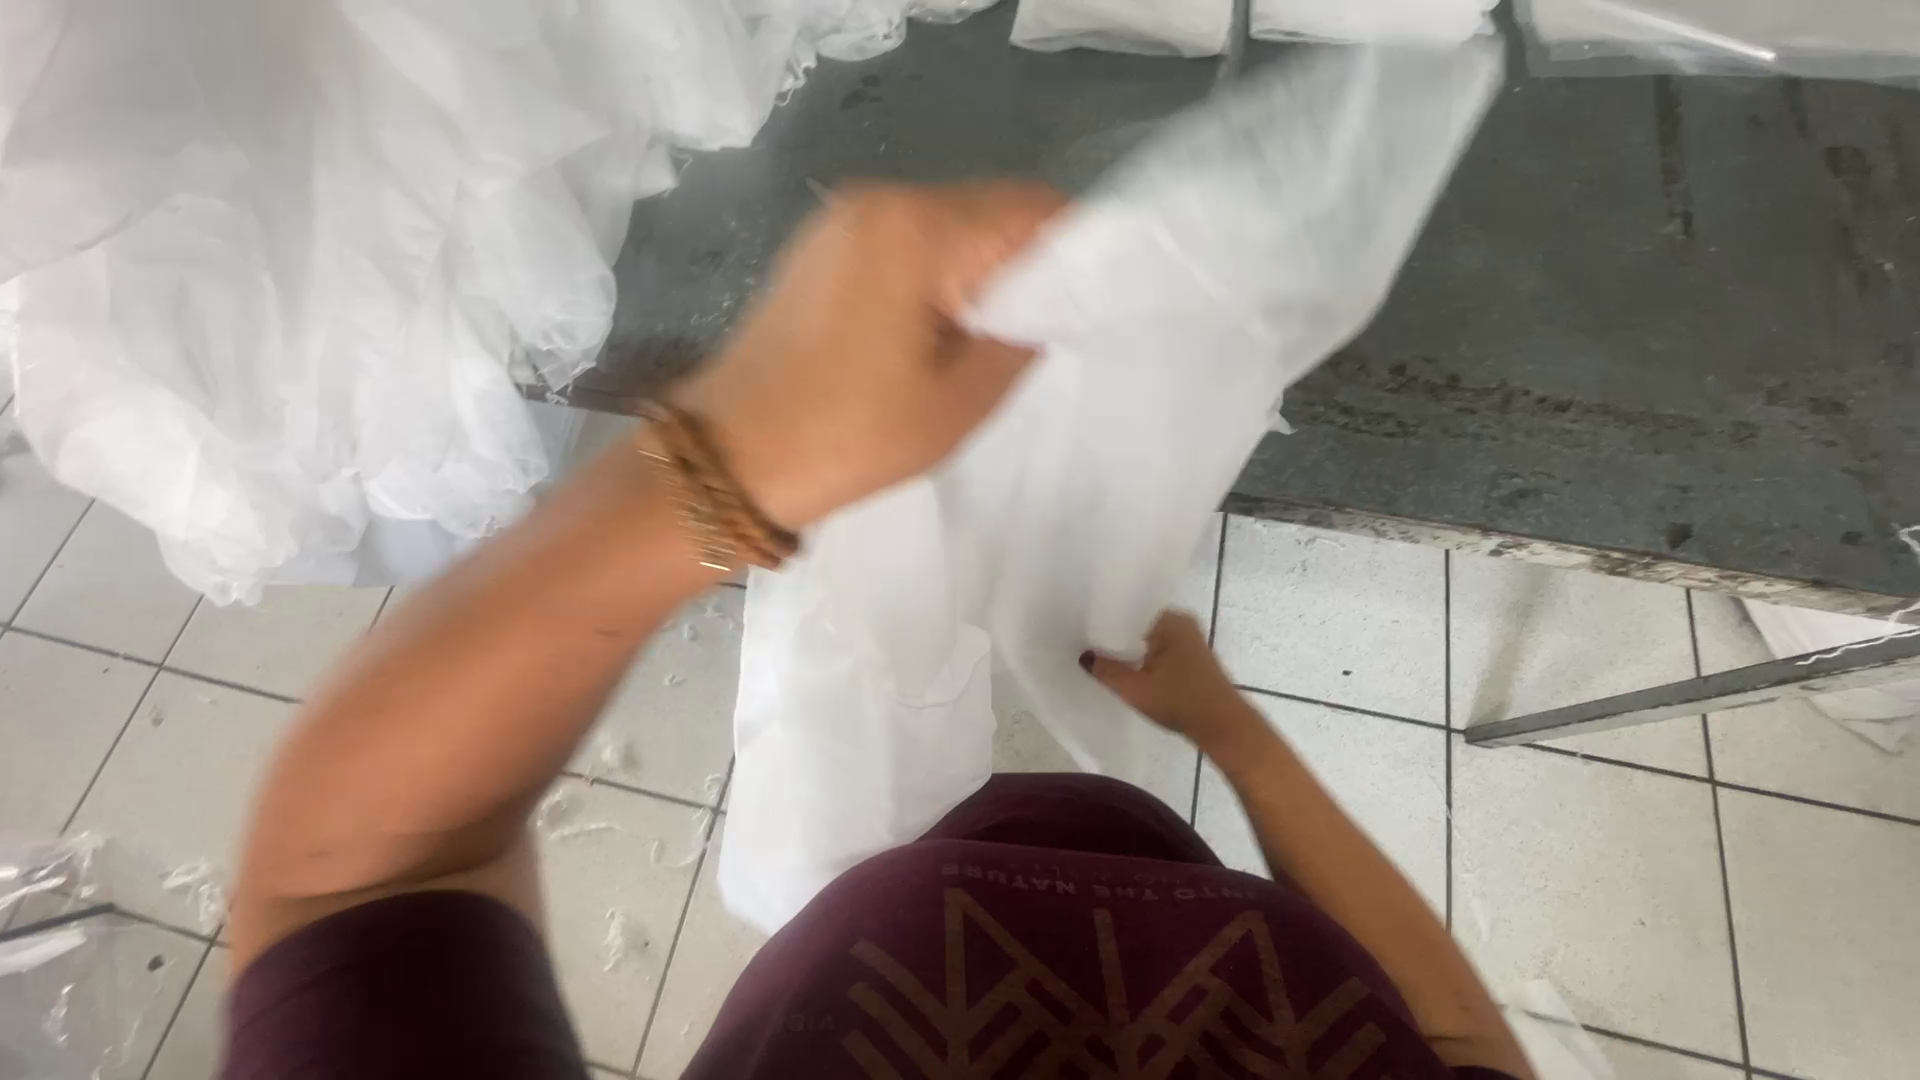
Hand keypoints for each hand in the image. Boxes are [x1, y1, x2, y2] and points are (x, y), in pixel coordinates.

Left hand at [676, 181, 1067, 529]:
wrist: (730, 460)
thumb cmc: (849, 437)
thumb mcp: (958, 401)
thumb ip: (1019, 337)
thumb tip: (1045, 303)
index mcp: (916, 229)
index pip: (1031, 207)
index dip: (1072, 251)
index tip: (1081, 307)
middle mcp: (877, 201)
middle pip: (987, 208)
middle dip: (1024, 263)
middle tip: (1032, 333)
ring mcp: (841, 221)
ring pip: (946, 225)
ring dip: (978, 272)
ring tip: (979, 340)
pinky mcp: (820, 249)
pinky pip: (904, 243)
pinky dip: (935, 275)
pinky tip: (931, 332)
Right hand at [1087, 612, 1269, 755]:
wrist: (1224, 728)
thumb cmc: (1180, 702)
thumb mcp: (1134, 688)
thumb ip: (1105, 670)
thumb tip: (1084, 656)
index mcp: (1169, 620)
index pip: (1128, 610)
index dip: (1103, 620)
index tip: (1081, 628)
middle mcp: (1181, 622)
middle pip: (1137, 625)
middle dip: (1114, 636)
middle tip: (1083, 642)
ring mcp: (1189, 640)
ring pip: (1148, 640)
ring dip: (1129, 650)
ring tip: (1099, 656)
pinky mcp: (1192, 658)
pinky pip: (1159, 651)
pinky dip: (1143, 658)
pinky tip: (1126, 669)